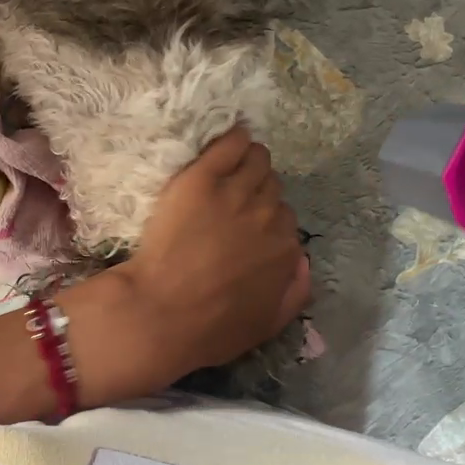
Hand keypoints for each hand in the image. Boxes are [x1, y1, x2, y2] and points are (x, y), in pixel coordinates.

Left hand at [60, 127, 311, 406]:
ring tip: (233, 164)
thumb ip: (294, 292)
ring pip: (256, 161)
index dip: (266, 220)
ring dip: (249, 160)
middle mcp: (267, 217)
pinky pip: (229, 146)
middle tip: (235, 197)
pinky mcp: (202, 178)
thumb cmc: (208, 328)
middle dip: (258, 191)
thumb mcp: (265, 325)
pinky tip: (231, 136)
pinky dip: (233, 138)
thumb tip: (304, 261)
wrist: (160, 312)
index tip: (247, 224)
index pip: (285, 220)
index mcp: (285, 251)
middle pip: (271, 188)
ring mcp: (234, 194)